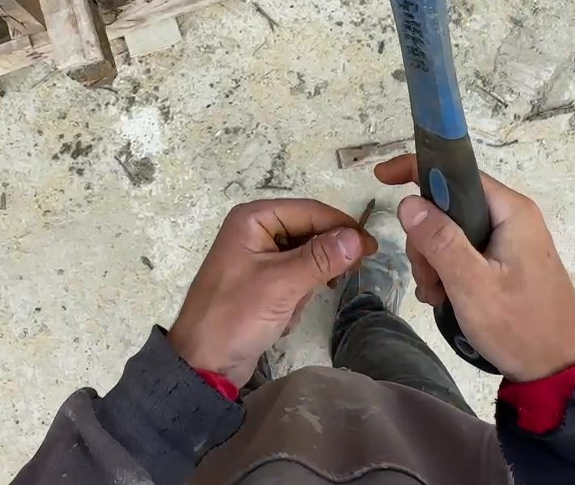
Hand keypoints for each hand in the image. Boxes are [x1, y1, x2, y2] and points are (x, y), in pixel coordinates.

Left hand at [167, 199, 376, 386]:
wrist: (203, 363)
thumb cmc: (236, 315)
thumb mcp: (281, 284)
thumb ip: (320, 258)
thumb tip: (357, 237)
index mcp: (254, 217)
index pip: (309, 210)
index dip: (341, 227)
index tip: (371, 247)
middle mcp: (256, 229)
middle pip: (308, 231)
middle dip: (322, 259)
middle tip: (343, 279)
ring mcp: (258, 254)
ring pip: (305, 256)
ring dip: (308, 282)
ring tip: (294, 304)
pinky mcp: (262, 279)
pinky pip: (294, 276)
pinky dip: (297, 294)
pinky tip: (285, 314)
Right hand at [374, 154, 574, 381]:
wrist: (560, 377)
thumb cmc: (520, 327)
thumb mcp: (472, 285)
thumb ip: (439, 241)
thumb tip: (408, 201)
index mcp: (509, 210)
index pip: (455, 172)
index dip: (417, 169)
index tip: (382, 178)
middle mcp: (509, 217)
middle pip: (448, 206)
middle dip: (425, 238)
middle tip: (426, 276)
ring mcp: (508, 240)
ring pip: (450, 231)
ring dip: (433, 260)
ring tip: (436, 294)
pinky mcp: (505, 261)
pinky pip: (463, 251)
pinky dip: (446, 270)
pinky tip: (443, 297)